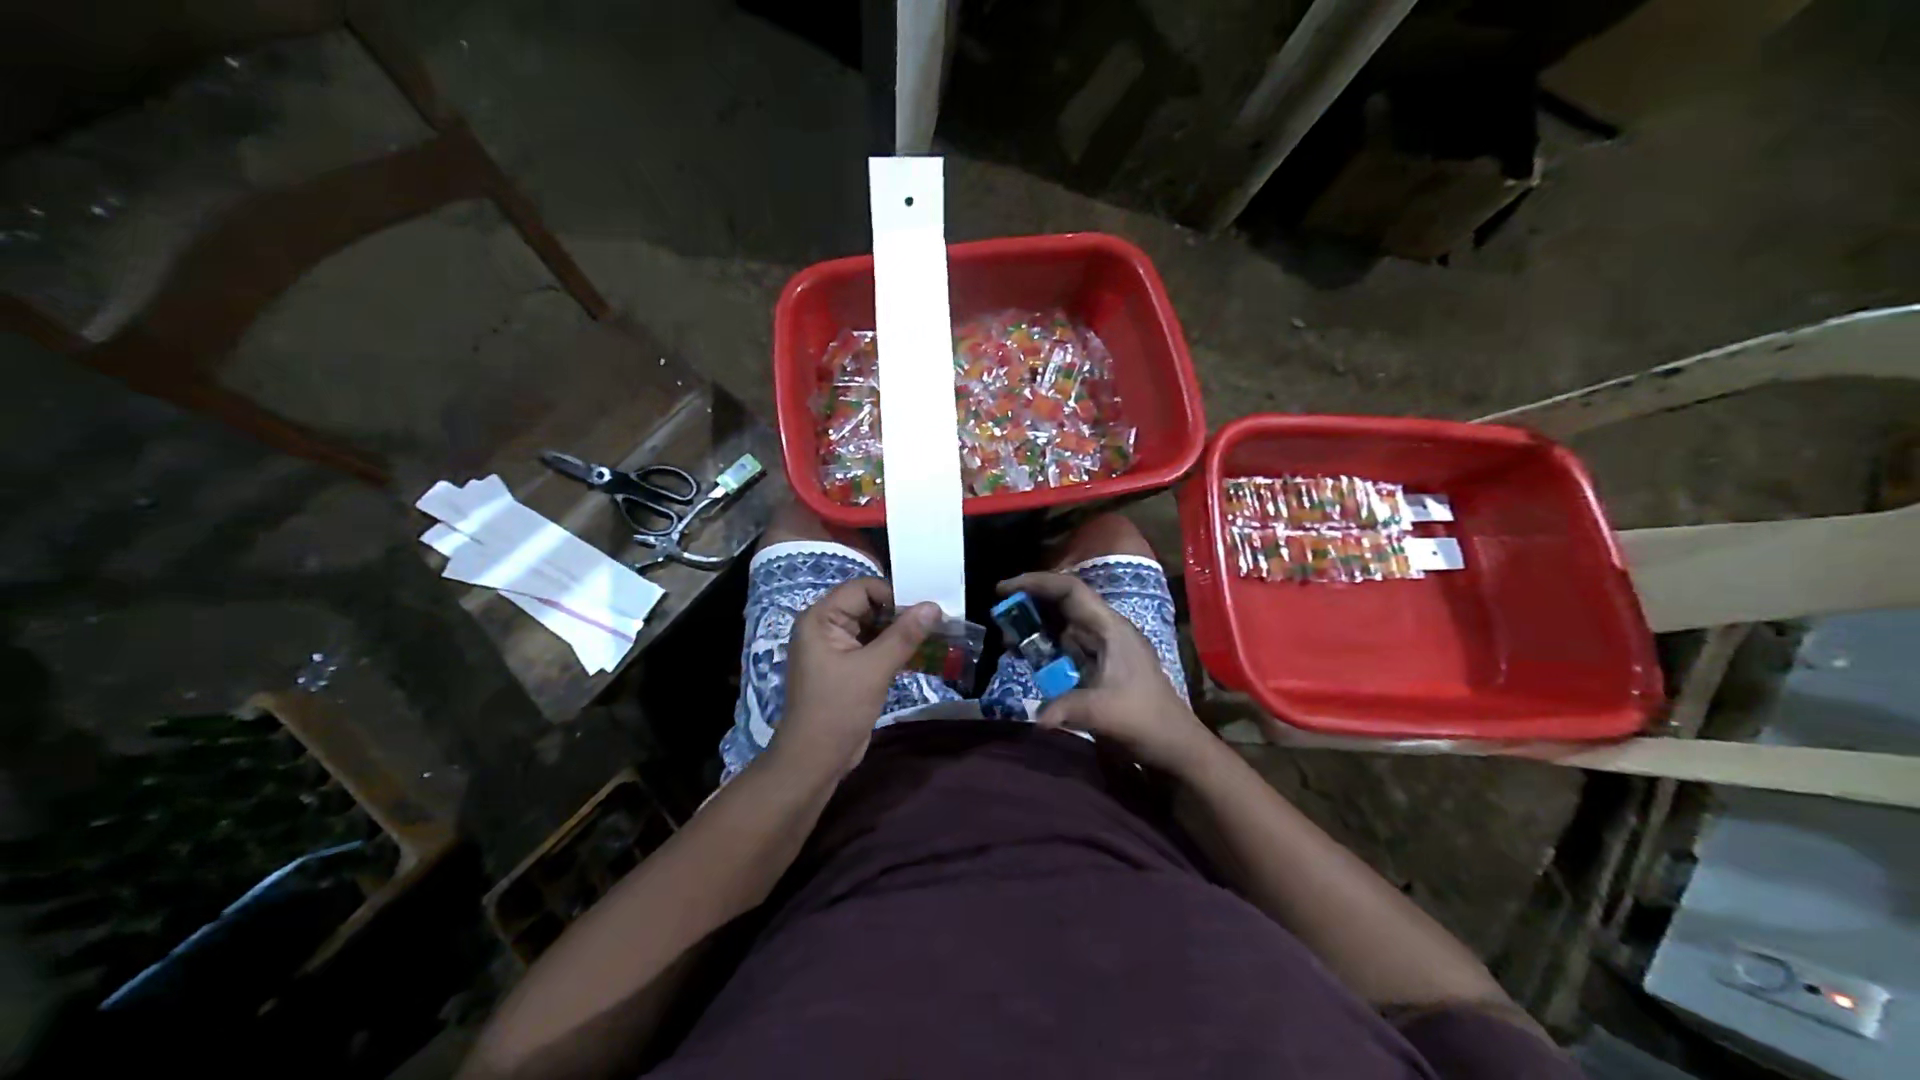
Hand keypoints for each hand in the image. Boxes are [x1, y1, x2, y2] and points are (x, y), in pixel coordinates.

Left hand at [770, 578, 940, 777]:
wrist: (814, 760)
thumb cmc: (838, 709)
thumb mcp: (874, 669)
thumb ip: (904, 635)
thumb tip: (934, 606)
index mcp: (820, 619)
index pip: (862, 589)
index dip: (894, 594)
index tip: (926, 608)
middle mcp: (825, 627)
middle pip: (869, 606)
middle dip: (901, 613)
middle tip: (937, 621)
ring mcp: (835, 649)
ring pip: (874, 628)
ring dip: (902, 632)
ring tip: (936, 635)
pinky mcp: (846, 668)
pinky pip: (873, 647)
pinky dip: (895, 649)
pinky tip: (922, 654)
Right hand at [999, 571, 1213, 772]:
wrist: (1174, 744)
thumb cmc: (1146, 720)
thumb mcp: (1105, 713)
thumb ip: (1068, 709)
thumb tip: (1036, 718)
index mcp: (1111, 628)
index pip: (1070, 590)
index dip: (1036, 583)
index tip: (1003, 589)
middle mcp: (1106, 630)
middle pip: (1064, 602)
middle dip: (1031, 601)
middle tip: (998, 610)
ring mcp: (1103, 647)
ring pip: (1063, 622)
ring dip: (1035, 623)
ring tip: (1006, 631)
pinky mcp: (1098, 664)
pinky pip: (1066, 644)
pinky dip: (1044, 644)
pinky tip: (1026, 653)